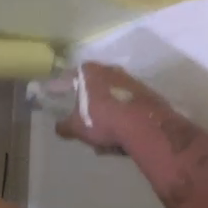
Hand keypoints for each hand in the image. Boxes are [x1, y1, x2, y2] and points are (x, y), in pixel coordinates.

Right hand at [53, 62, 167, 153]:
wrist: (147, 127)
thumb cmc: (104, 121)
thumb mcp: (77, 128)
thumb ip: (64, 126)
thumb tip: (59, 127)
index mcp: (90, 72)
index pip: (72, 76)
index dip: (66, 90)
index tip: (65, 103)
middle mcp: (111, 70)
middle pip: (94, 88)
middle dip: (90, 106)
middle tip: (87, 124)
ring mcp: (132, 80)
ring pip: (112, 98)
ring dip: (108, 115)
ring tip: (106, 138)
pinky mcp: (149, 93)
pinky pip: (129, 105)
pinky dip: (125, 117)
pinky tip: (124, 135)